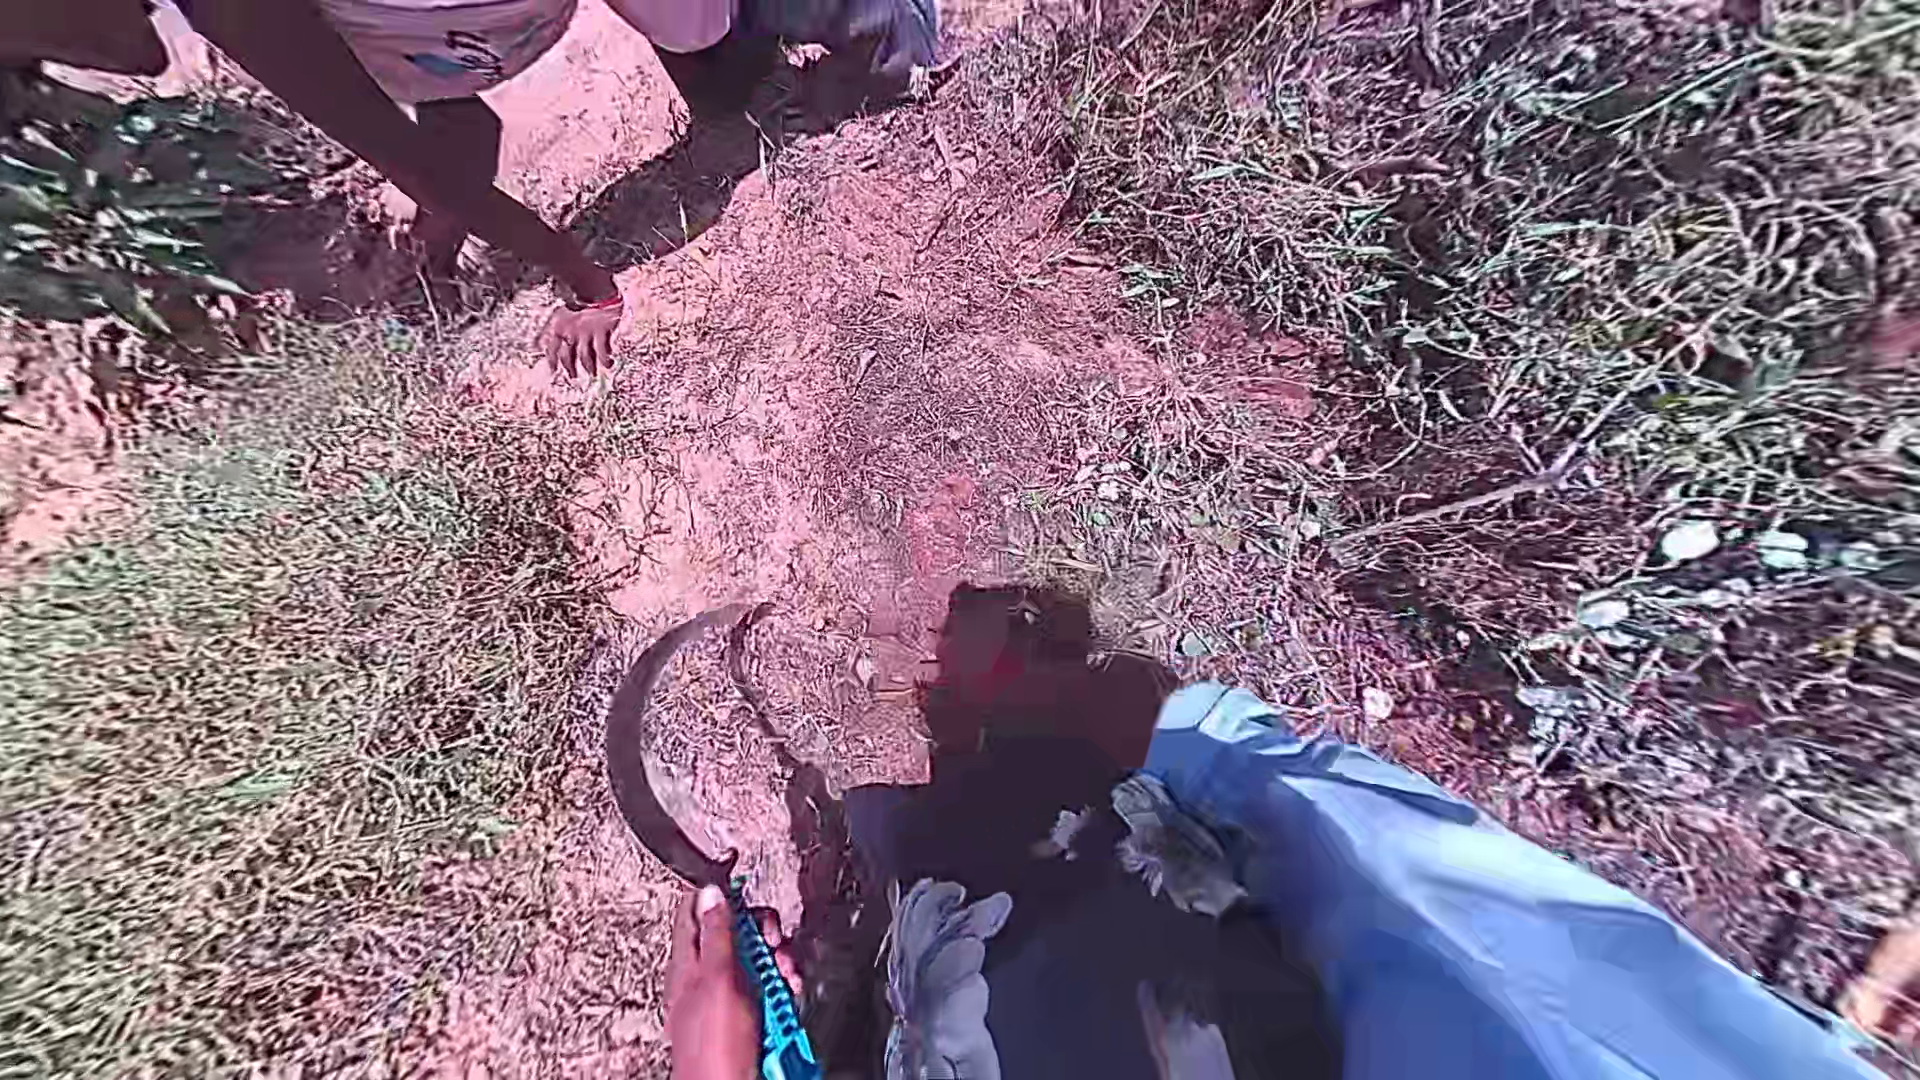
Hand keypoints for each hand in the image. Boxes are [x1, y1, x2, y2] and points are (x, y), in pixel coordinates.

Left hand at [540, 297, 621, 378]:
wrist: (595, 290)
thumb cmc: (578, 300)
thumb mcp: (560, 312)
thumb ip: (553, 328)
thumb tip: (538, 342)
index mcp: (558, 326)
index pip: (552, 347)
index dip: (552, 360)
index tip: (553, 370)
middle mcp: (570, 332)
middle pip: (568, 355)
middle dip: (570, 368)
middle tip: (573, 376)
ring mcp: (586, 333)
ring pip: (585, 356)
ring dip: (588, 366)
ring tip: (592, 372)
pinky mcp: (601, 333)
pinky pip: (602, 351)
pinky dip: (604, 359)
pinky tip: (608, 363)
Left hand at [666, 886, 800, 1079]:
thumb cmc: (715, 1048)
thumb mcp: (718, 980)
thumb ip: (717, 933)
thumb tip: (710, 891)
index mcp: (688, 964)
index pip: (695, 908)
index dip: (714, 884)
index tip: (733, 861)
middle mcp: (707, 975)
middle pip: (736, 928)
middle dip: (761, 929)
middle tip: (771, 940)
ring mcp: (729, 994)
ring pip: (758, 953)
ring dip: (778, 958)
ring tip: (785, 976)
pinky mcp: (750, 1010)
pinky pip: (770, 981)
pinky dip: (784, 982)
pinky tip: (789, 992)